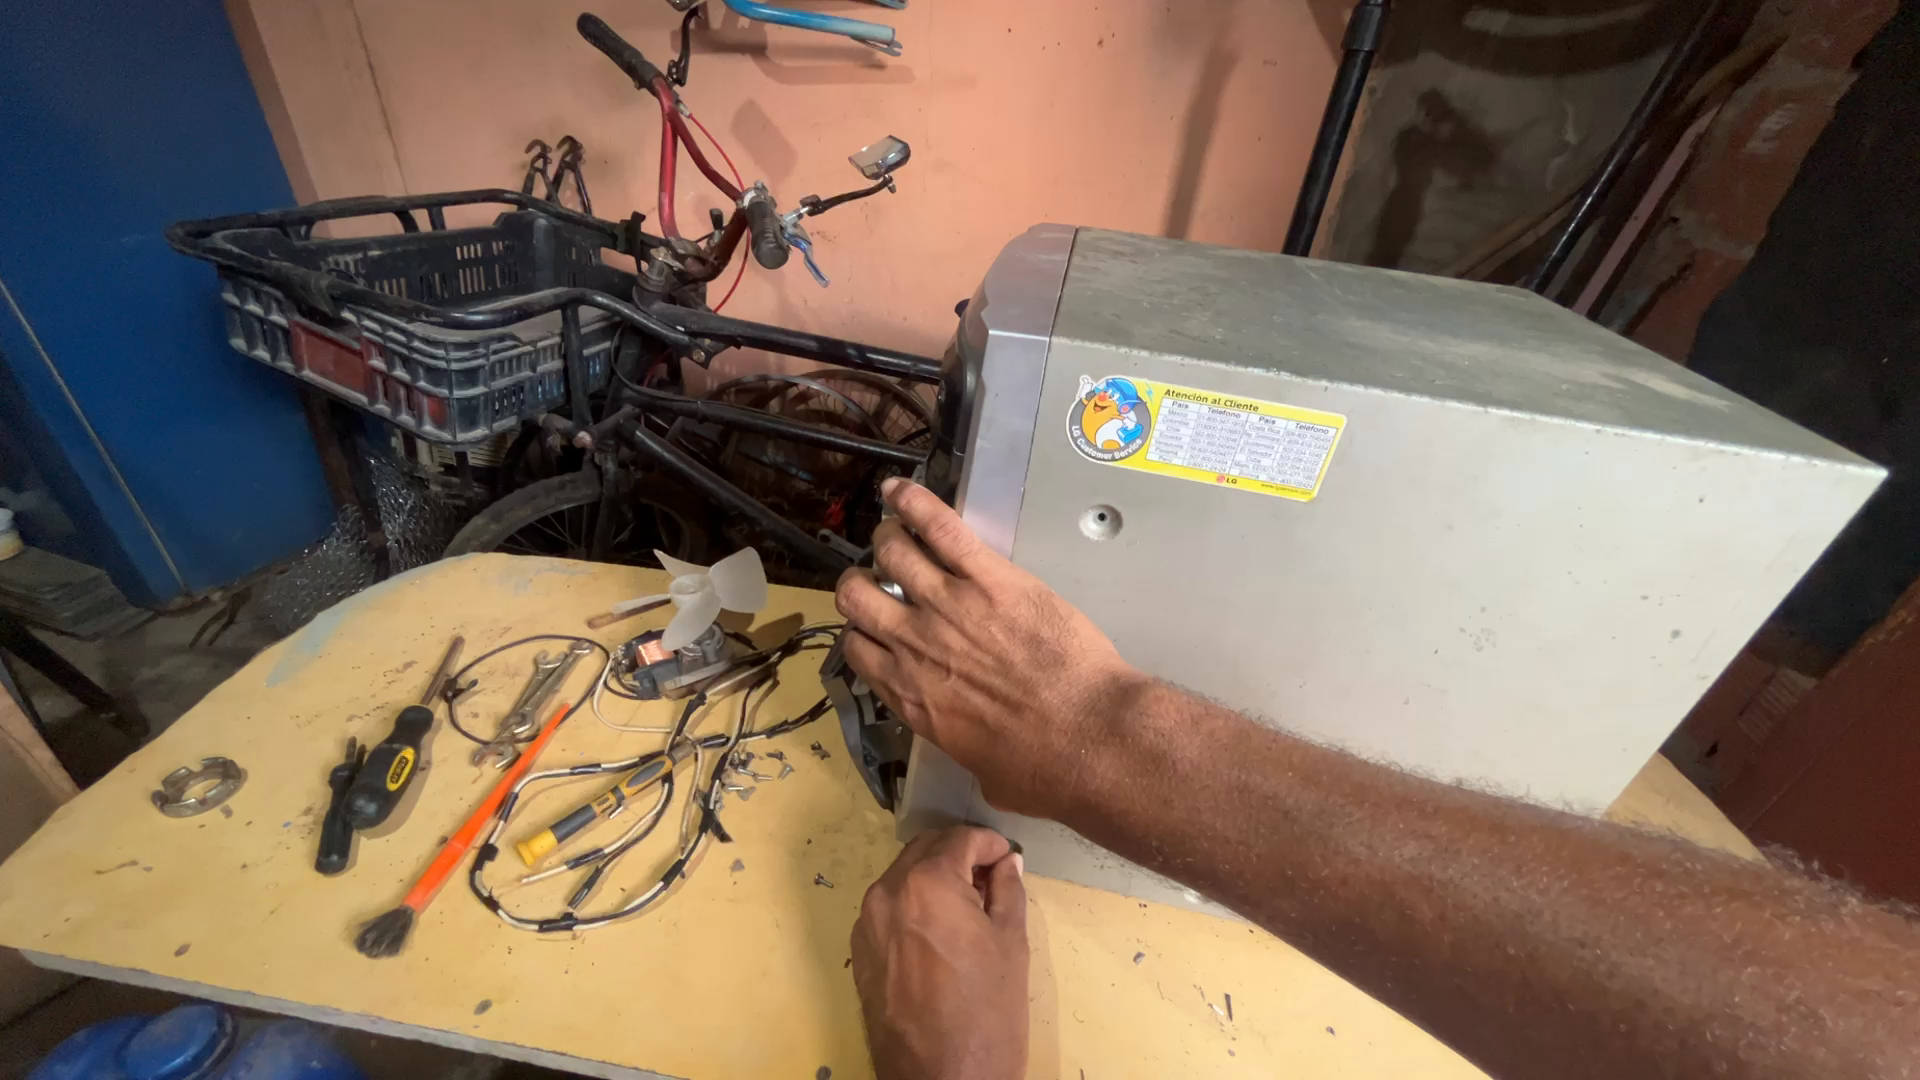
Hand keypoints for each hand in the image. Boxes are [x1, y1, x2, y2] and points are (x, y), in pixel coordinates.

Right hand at [834, 478, 1145, 819]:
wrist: (1089, 736)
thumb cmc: (1042, 766)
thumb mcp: (986, 772)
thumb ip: (964, 746)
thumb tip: (980, 754)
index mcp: (910, 694)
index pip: (857, 648)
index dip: (862, 631)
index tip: (876, 625)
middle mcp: (914, 645)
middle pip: (856, 595)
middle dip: (863, 582)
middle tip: (884, 577)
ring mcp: (948, 605)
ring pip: (891, 554)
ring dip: (890, 540)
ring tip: (899, 533)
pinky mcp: (988, 577)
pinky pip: (939, 528)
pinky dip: (915, 503)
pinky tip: (901, 491)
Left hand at [852, 826, 1028, 1079]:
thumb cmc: (987, 1012)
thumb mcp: (1011, 942)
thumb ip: (1008, 888)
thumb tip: (1006, 861)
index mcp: (927, 882)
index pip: (960, 838)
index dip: (989, 843)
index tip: (1007, 858)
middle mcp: (888, 891)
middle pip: (928, 848)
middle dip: (960, 854)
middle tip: (990, 878)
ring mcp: (867, 921)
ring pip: (905, 875)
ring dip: (935, 876)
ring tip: (966, 906)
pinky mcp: (860, 950)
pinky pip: (888, 906)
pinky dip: (913, 903)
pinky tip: (938, 930)